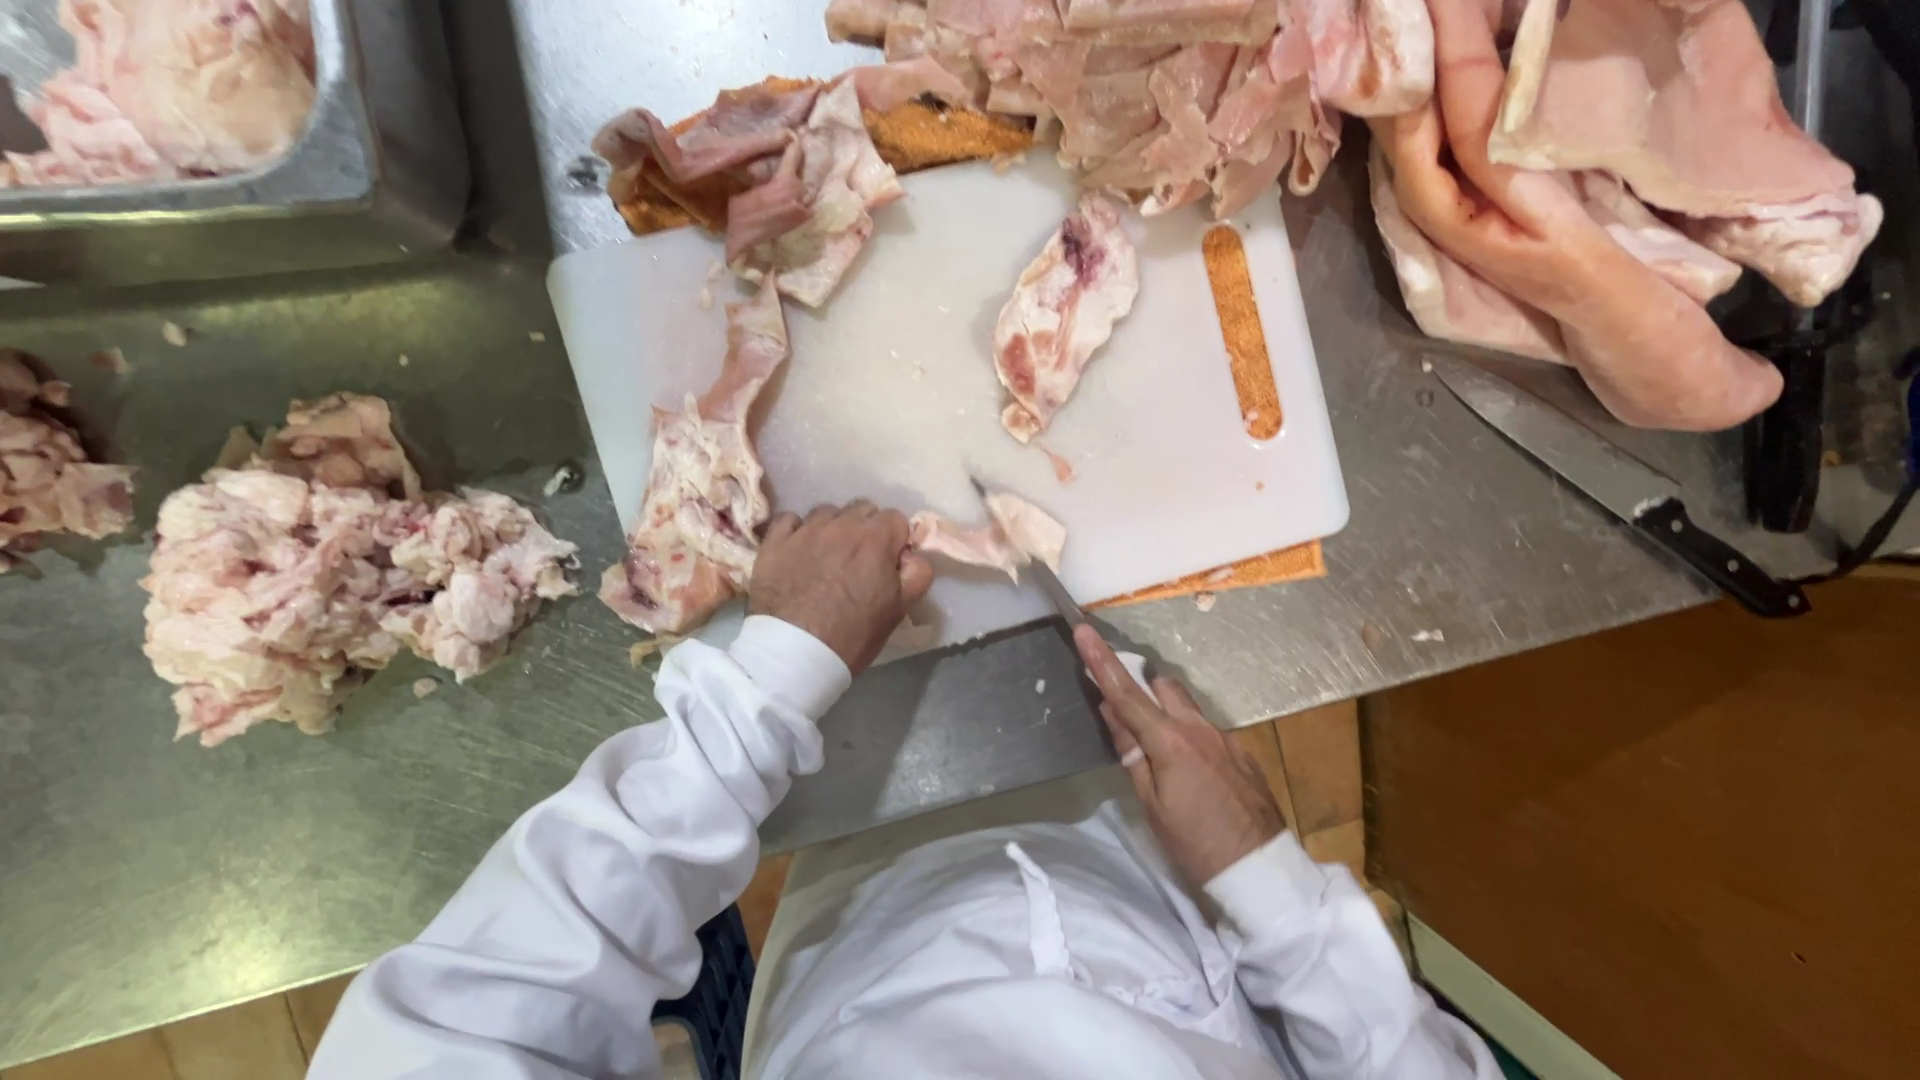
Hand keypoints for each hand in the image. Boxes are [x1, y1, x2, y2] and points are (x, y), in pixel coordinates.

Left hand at [749, 501, 934, 673]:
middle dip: (866, 529)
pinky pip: (789, 520)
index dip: (896, 540)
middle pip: (862, 509)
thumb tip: (911, 555)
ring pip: (826, 512)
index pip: (896, 518)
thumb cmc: (852, 635)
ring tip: (828, 556)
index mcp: (875, 539)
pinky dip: (797, 530)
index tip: (889, 562)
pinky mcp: (775, 542)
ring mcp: (805, 531)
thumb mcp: (899, 610)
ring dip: (833, 528)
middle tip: (860, 560)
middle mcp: (841, 525)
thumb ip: (917, 574)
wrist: (793, 653)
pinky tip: (798, 551)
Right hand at [1074, 622, 1286, 886]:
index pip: (1126, 693)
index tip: (1084, 629)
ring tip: (1163, 755)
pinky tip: (1194, 776)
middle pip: (1163, 686)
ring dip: (1168, 714)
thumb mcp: (1151, 804)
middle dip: (1142, 688)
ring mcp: (1225, 738)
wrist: (1259, 870)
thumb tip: (1111, 710)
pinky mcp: (1242, 753)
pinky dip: (1191, 738)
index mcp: (1170, 741)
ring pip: (1188, 708)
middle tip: (1129, 713)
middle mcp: (1199, 728)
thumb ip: (1131, 752)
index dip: (1102, 660)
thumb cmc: (1194, 843)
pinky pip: (1208, 731)